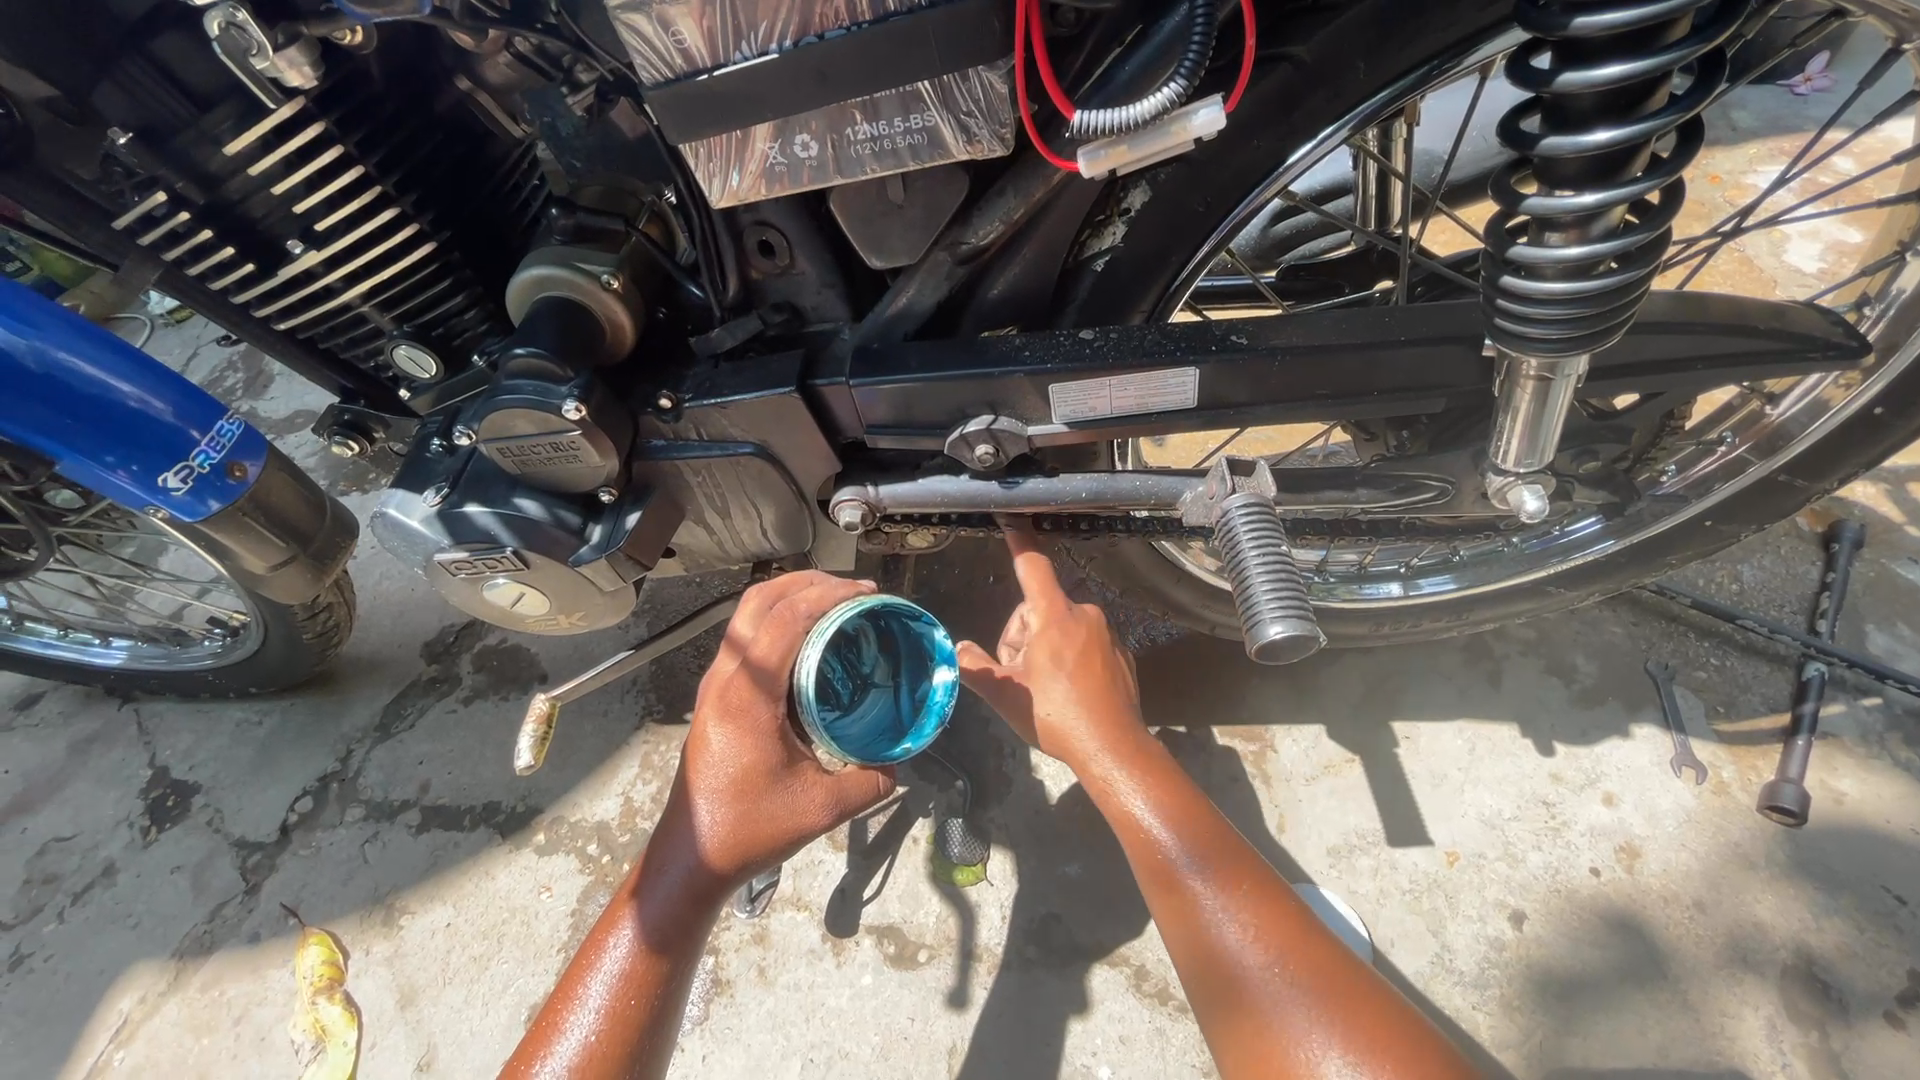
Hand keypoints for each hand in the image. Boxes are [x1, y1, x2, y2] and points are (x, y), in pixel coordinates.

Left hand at [661, 572, 897, 892]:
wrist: (692, 856)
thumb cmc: (751, 828)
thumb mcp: (822, 807)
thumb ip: (870, 782)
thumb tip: (899, 761)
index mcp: (749, 695)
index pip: (788, 619)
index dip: (829, 596)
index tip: (867, 594)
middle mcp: (725, 678)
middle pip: (760, 600)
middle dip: (808, 583)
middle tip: (853, 591)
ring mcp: (715, 684)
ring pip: (747, 614)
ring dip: (790, 596)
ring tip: (835, 604)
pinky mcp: (715, 695)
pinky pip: (746, 636)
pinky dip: (778, 620)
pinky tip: (810, 641)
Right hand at [956, 526, 1144, 771]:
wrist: (1113, 748)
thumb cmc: (1055, 716)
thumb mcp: (1006, 695)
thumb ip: (976, 667)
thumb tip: (958, 649)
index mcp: (1054, 616)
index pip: (1031, 566)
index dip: (1018, 540)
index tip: (1011, 518)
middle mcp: (1084, 614)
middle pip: (1038, 609)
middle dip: (1022, 637)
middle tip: (1022, 677)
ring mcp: (1107, 633)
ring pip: (1062, 627)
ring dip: (1046, 649)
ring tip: (1046, 690)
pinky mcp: (1121, 653)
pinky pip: (1085, 643)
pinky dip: (1072, 660)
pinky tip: (1071, 693)